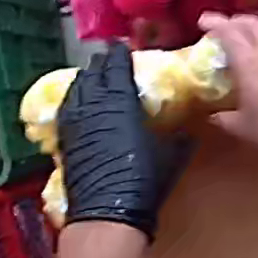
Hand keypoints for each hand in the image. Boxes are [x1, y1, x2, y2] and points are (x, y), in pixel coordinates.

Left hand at [56, 43, 186, 238]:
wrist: (108, 211)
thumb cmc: (144, 180)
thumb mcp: (171, 156)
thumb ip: (180, 138)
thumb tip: (191, 130)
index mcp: (120, 102)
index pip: (116, 68)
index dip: (119, 55)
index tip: (123, 47)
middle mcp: (94, 106)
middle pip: (93, 75)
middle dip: (101, 64)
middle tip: (109, 59)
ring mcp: (76, 122)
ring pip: (76, 90)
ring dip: (85, 79)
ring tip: (92, 75)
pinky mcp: (66, 139)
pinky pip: (68, 108)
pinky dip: (74, 98)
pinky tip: (78, 101)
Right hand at [199, 13, 257, 164]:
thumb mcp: (243, 128)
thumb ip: (225, 119)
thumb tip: (214, 117)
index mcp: (249, 63)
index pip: (229, 32)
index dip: (214, 24)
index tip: (202, 23)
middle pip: (253, 24)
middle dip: (236, 21)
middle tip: (225, 29)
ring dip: (257, 33)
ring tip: (249, 45)